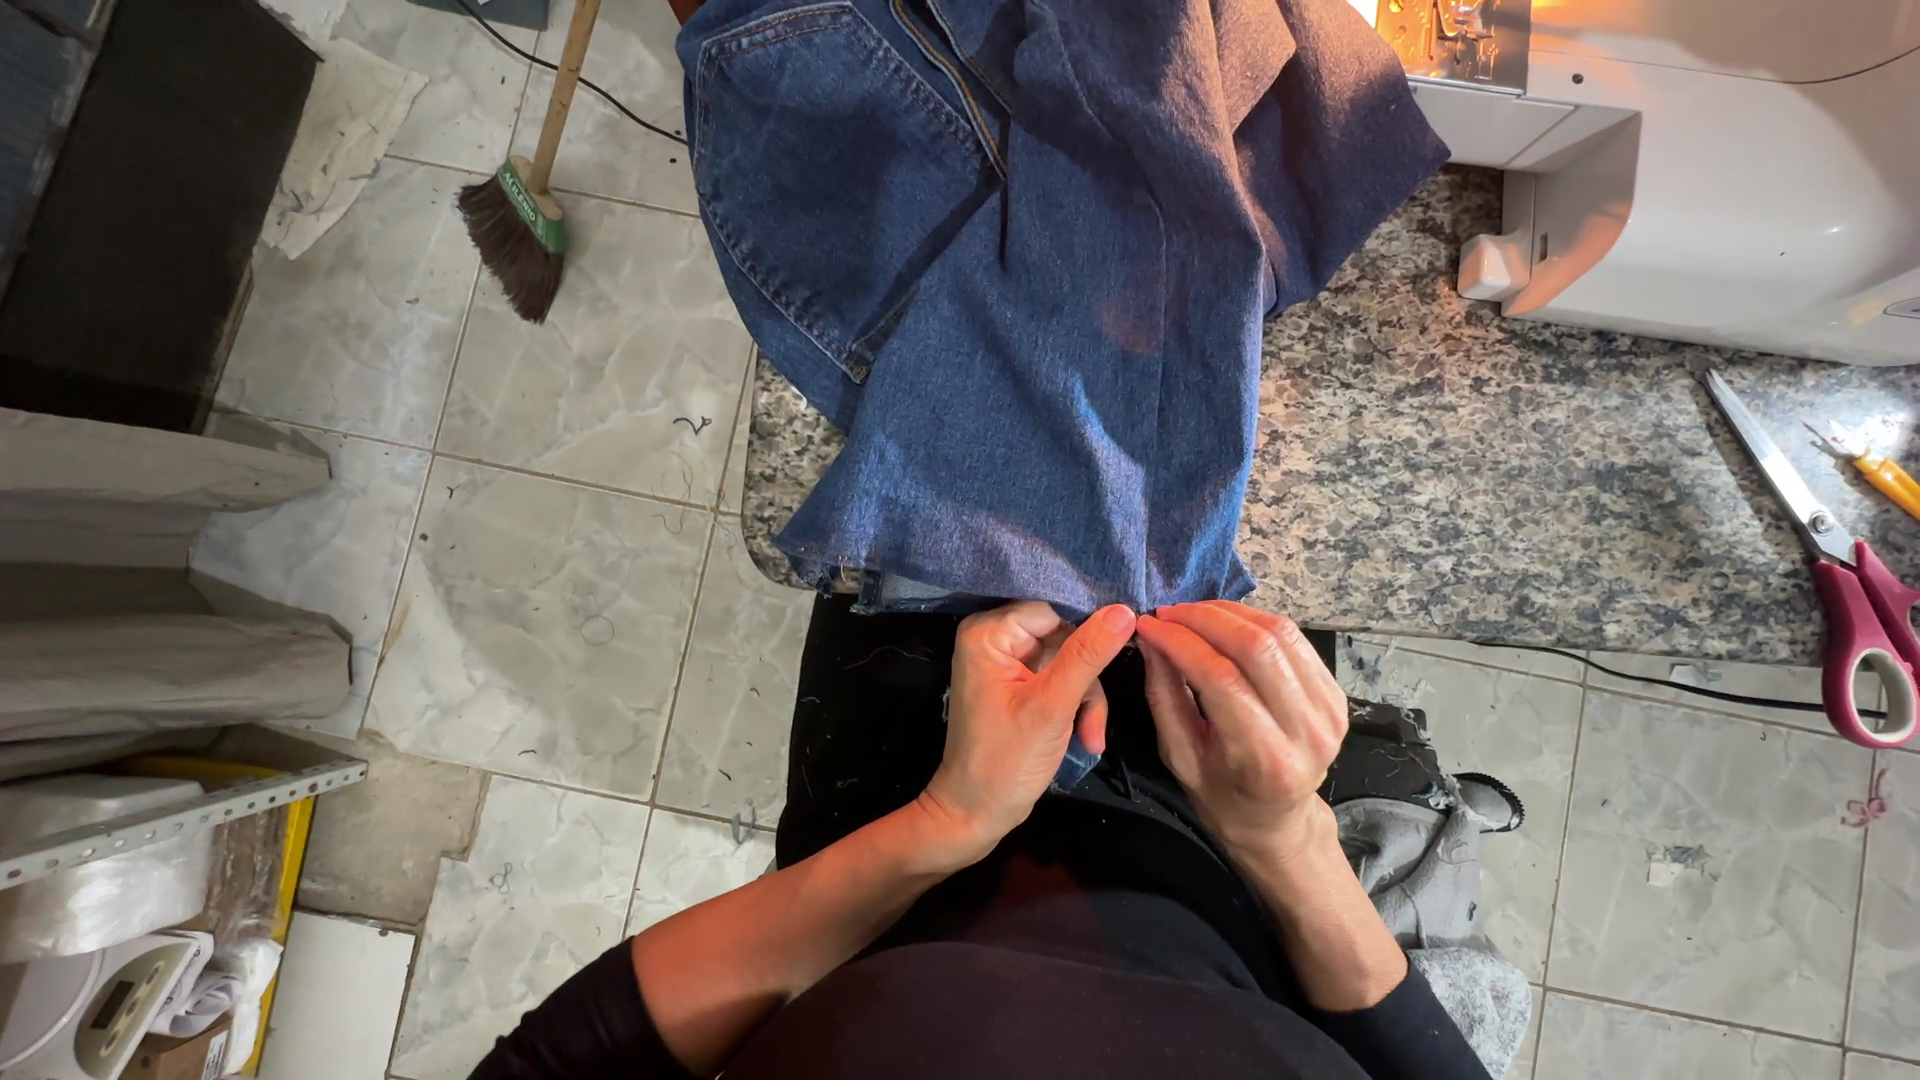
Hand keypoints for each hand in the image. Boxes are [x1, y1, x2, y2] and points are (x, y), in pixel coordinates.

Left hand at [920, 602, 1135, 857]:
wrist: (976, 815)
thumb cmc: (1006, 761)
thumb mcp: (1052, 705)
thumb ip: (1088, 654)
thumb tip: (1124, 610)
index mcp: (988, 633)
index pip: (1053, 610)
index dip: (1086, 633)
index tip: (1114, 656)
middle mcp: (994, 639)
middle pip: (1065, 636)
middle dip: (1086, 679)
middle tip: (1092, 719)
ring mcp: (1007, 665)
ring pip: (1070, 662)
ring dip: (1086, 700)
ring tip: (1089, 737)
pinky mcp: (1020, 687)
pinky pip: (1060, 681)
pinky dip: (1076, 709)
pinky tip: (1085, 739)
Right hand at [1134, 601, 1346, 867]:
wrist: (1277, 819)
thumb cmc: (1220, 794)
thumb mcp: (1178, 755)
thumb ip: (1163, 694)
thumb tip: (1150, 637)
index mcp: (1264, 759)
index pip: (1220, 678)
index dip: (1179, 642)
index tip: (1148, 625)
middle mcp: (1306, 732)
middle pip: (1255, 647)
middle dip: (1204, 619)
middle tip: (1168, 613)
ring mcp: (1329, 710)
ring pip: (1278, 633)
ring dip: (1228, 612)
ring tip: (1192, 613)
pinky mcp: (1337, 693)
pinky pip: (1294, 638)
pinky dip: (1254, 620)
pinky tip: (1224, 621)